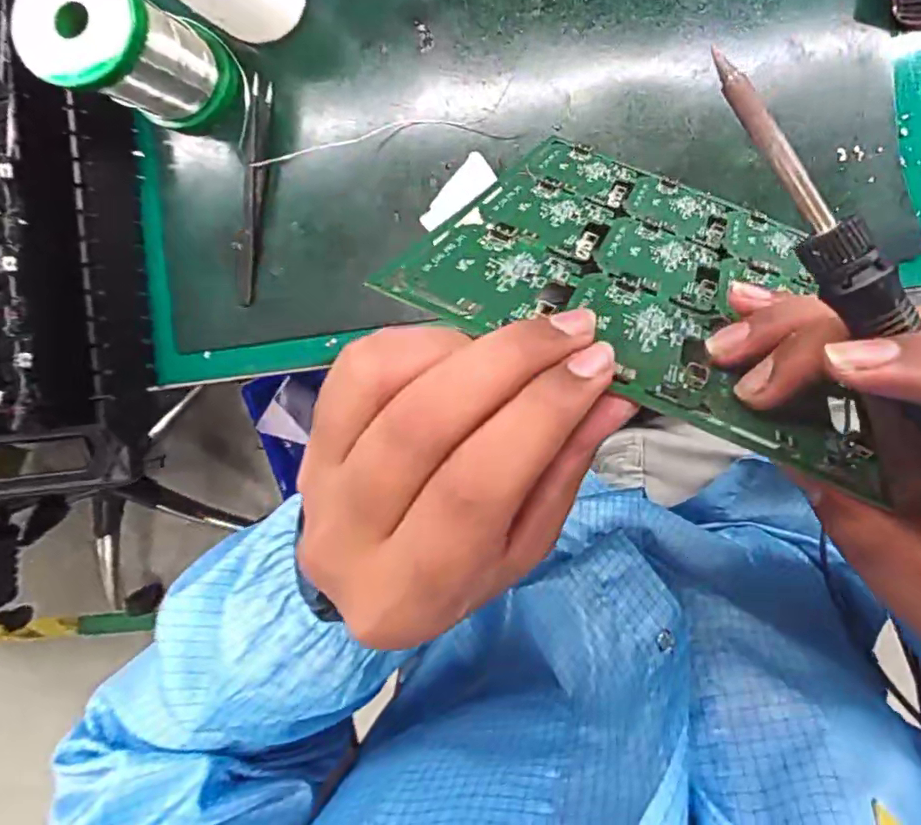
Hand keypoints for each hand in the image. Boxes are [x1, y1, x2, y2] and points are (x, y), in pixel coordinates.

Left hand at [296, 311, 638, 649]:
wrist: (366, 570)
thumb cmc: (458, 570)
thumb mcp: (523, 544)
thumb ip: (562, 469)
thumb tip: (608, 395)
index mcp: (411, 590)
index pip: (477, 485)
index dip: (541, 412)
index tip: (595, 364)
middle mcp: (347, 535)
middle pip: (425, 423)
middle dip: (510, 361)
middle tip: (572, 330)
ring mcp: (318, 476)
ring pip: (386, 381)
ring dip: (469, 346)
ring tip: (520, 345)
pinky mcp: (312, 429)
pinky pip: (363, 362)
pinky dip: (425, 341)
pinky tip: (463, 349)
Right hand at [704, 283, 920, 654]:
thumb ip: (889, 556)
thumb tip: (807, 468)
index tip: (840, 365)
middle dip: (832, 343)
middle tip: (753, 378)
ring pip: (888, 323)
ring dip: (799, 326)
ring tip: (732, 345)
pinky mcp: (913, 370)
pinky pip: (858, 332)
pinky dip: (798, 321)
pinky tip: (751, 309)